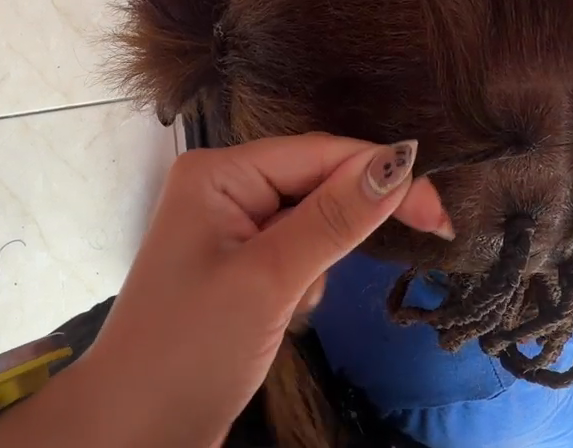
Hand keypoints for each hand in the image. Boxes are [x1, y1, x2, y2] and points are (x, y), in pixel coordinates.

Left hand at [0, 135, 448, 447]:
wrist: (133, 432)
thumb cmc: (191, 349)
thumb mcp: (269, 280)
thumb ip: (334, 218)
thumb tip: (398, 160)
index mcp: (218, 172)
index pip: (317, 153)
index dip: (380, 171)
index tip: (440, 209)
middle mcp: (222, 185)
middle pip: (314, 178)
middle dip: (356, 213)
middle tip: (430, 234)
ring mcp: (227, 224)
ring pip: (309, 214)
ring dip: (324, 253)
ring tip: (301, 301)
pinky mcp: (235, 261)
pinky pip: (293, 247)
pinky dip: (306, 275)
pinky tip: (290, 309)